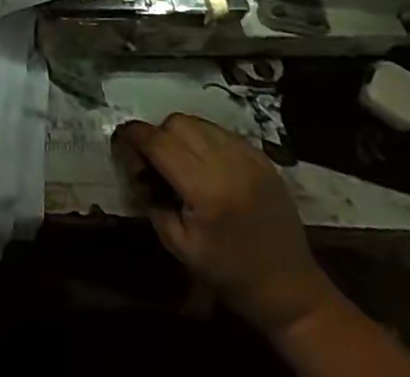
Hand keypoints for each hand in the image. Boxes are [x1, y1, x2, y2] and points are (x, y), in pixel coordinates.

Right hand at [112, 114, 339, 335]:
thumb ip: (153, 200)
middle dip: (157, 135)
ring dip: (180, 133)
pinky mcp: (262, 155)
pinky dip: (204, 138)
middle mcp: (228, 162)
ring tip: (178, 160)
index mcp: (206, 190)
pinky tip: (204, 162)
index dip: (134, 135)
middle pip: (178, 123)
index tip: (121, 138)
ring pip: (199, 122)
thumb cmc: (229, 274)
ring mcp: (248, 155)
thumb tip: (135, 167)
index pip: (160, 143)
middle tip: (151, 161)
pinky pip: (221, 131)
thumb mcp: (180, 247)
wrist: (288, 286)